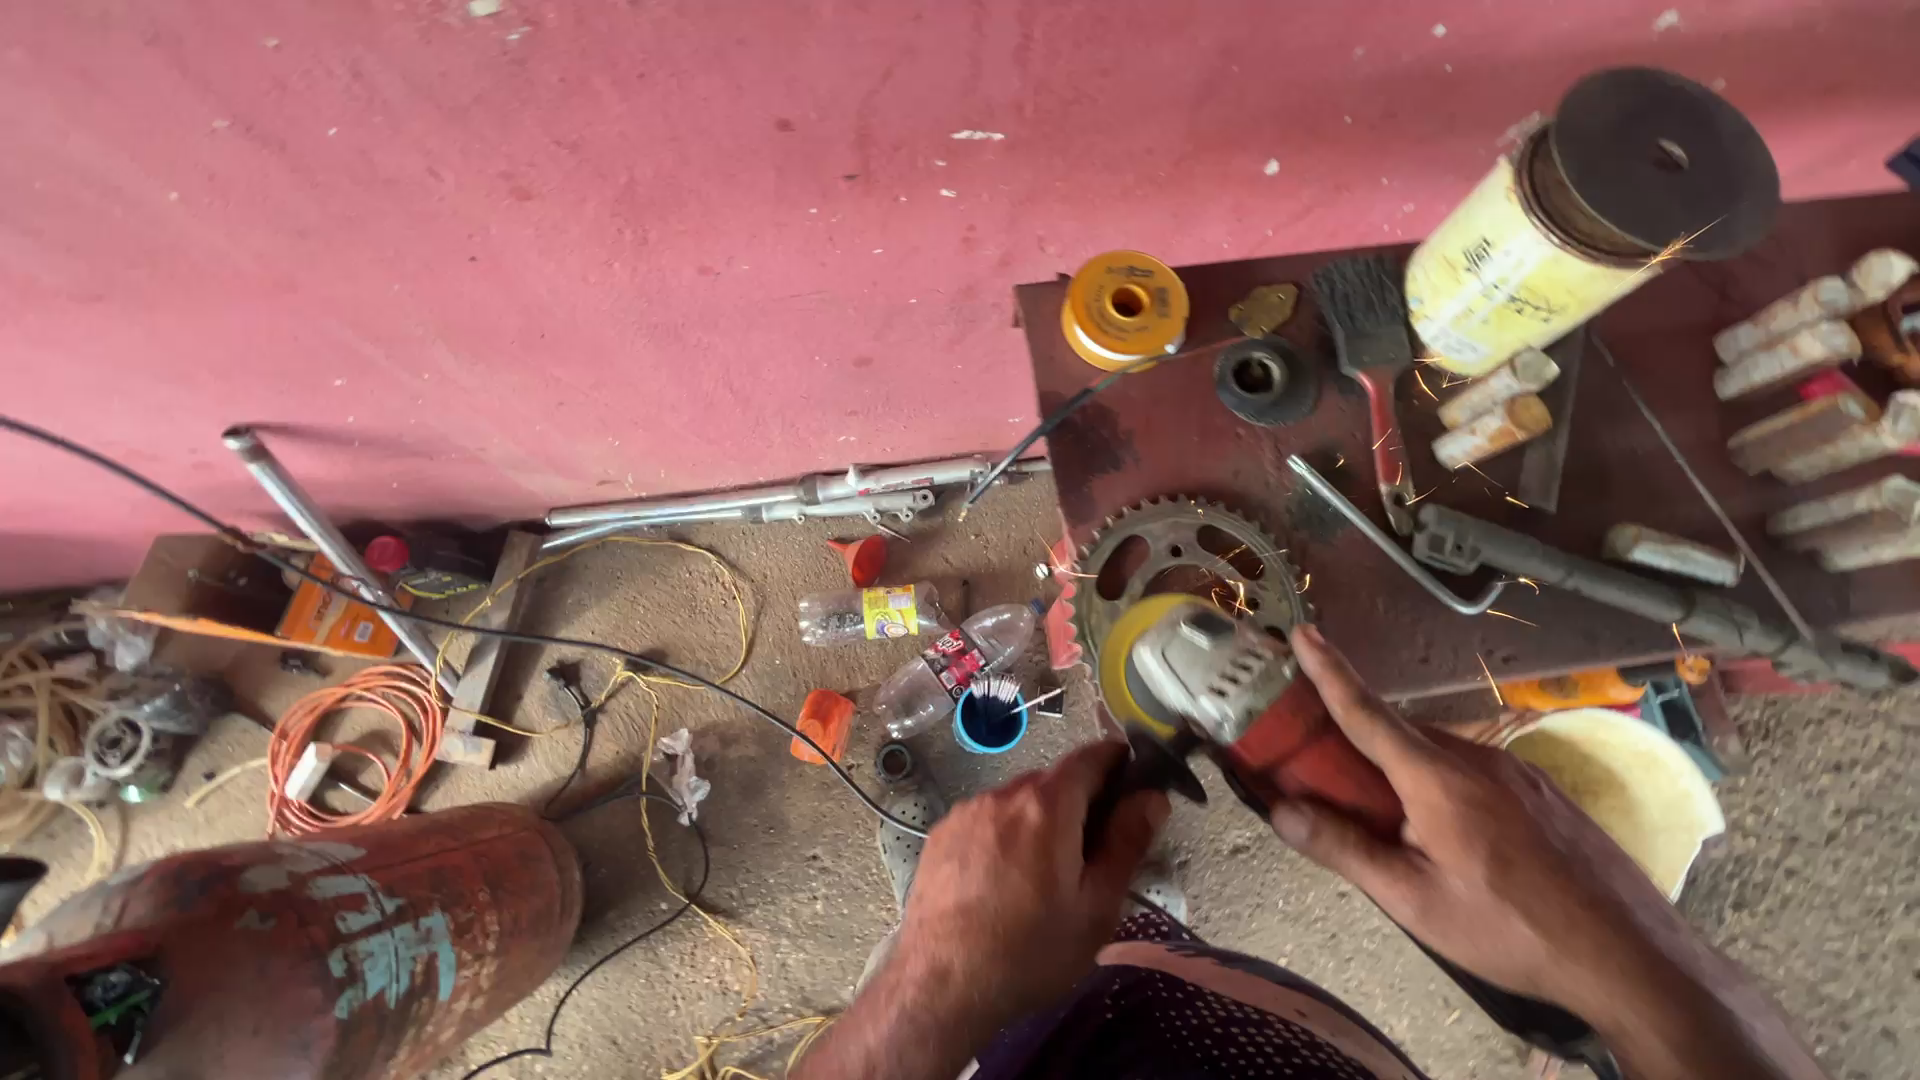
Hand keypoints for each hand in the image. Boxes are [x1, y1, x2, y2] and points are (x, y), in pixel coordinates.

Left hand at [892, 739, 1168, 1027]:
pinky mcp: (941, 832)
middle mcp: (1003, 793)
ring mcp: (966, 811)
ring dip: (1038, 818)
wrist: (942, 984)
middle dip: (1079, 800)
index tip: (1133, 777)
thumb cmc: (1031, 951)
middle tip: (1094, 845)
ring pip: (1017, 800)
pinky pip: (986, 818)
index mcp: (1047, 804)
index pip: (1089, 757)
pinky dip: (1004, 833)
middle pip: (1052, 780)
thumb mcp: (1096, 906)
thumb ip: (1127, 843)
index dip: (1116, 760)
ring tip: (1044, 871)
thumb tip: (1152, 798)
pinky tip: (1002, 878)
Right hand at [1270, 624, 1701, 1017]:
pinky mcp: (1540, 789)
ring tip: (1389, 817)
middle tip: (1324, 769)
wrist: (1637, 961)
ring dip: (1397, 767)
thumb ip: (1343, 849)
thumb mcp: (1413, 900)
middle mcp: (1475, 758)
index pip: (1366, 711)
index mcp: (1437, 779)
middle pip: (1396, 732)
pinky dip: (1435, 779)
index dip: (1328, 670)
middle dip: (1354, 739)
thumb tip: (1279, 810)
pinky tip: (1447, 829)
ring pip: (1433, 752)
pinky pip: (1468, 767)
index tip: (1303, 631)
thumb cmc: (1512, 930)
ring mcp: (1514, 770)